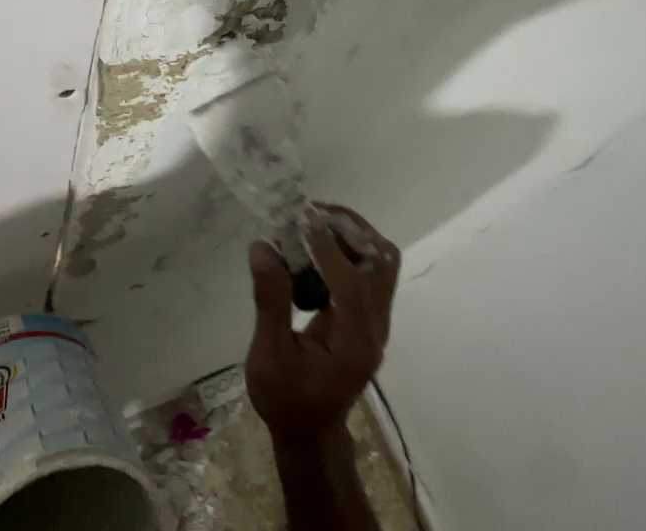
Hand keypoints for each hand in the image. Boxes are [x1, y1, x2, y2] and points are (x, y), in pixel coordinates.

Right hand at [244, 204, 400, 446]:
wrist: (309, 431)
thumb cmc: (285, 399)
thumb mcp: (268, 356)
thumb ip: (270, 301)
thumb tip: (263, 247)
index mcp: (355, 344)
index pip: (352, 285)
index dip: (329, 248)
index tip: (303, 218)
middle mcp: (376, 329)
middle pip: (380, 264)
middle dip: (349, 230)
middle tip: (309, 212)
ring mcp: (377, 323)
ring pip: (381, 263)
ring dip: (353, 235)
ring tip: (314, 221)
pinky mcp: (369, 317)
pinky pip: (371, 272)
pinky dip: (350, 248)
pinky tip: (318, 243)